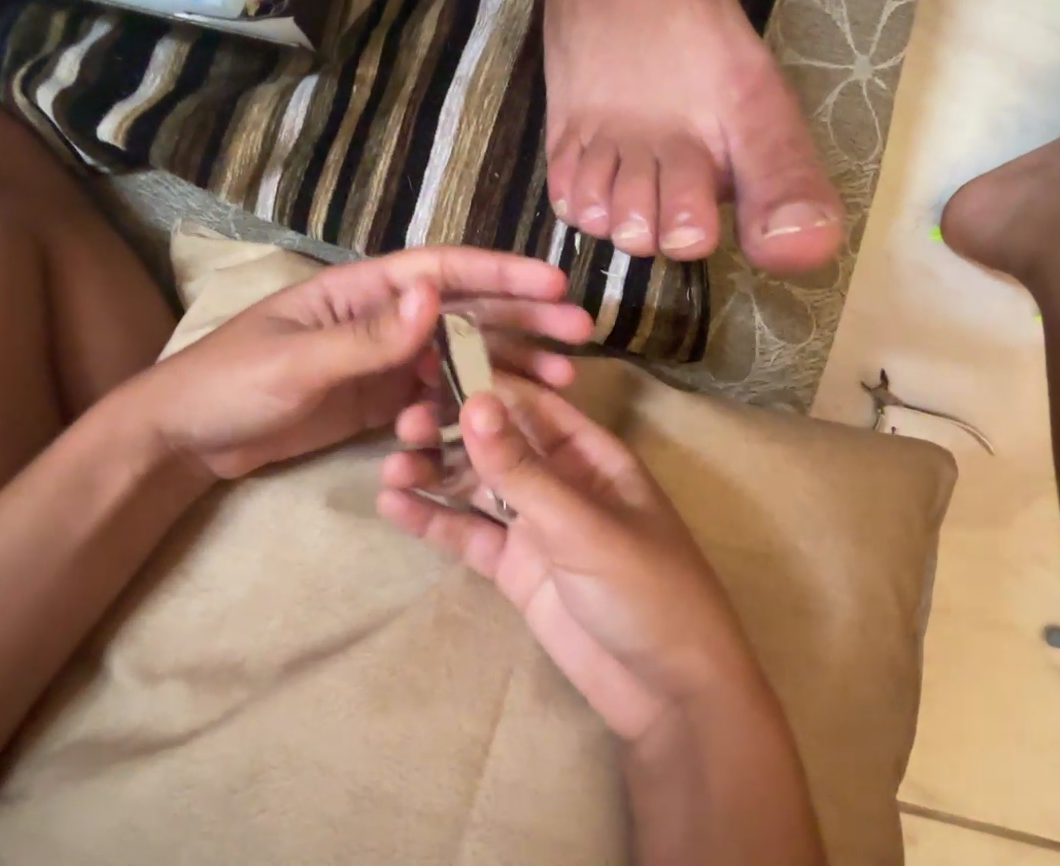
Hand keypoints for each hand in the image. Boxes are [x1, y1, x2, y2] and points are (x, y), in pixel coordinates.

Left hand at [136, 248, 594, 479]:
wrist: (188, 437)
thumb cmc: (231, 381)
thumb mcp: (297, 360)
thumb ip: (366, 337)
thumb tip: (431, 298)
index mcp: (363, 291)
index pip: (443, 272)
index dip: (500, 275)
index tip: (553, 283)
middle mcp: (384, 319)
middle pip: (466, 312)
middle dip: (524, 320)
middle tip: (579, 335)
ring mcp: (386, 362)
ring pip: (461, 357)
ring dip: (510, 366)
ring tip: (562, 382)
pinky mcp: (382, 401)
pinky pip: (438, 399)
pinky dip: (471, 406)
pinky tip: (505, 418)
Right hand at [376, 381, 765, 741]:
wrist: (669, 692)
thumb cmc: (646, 590)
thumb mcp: (583, 525)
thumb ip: (523, 470)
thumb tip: (473, 402)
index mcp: (592, 455)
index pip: (531, 404)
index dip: (483, 383)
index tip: (428, 368)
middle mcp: (561, 481)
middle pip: (497, 443)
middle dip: (451, 431)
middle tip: (403, 427)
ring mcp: (536, 526)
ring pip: (476, 487)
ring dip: (435, 474)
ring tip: (390, 469)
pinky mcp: (516, 569)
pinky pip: (469, 535)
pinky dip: (434, 521)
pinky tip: (394, 506)